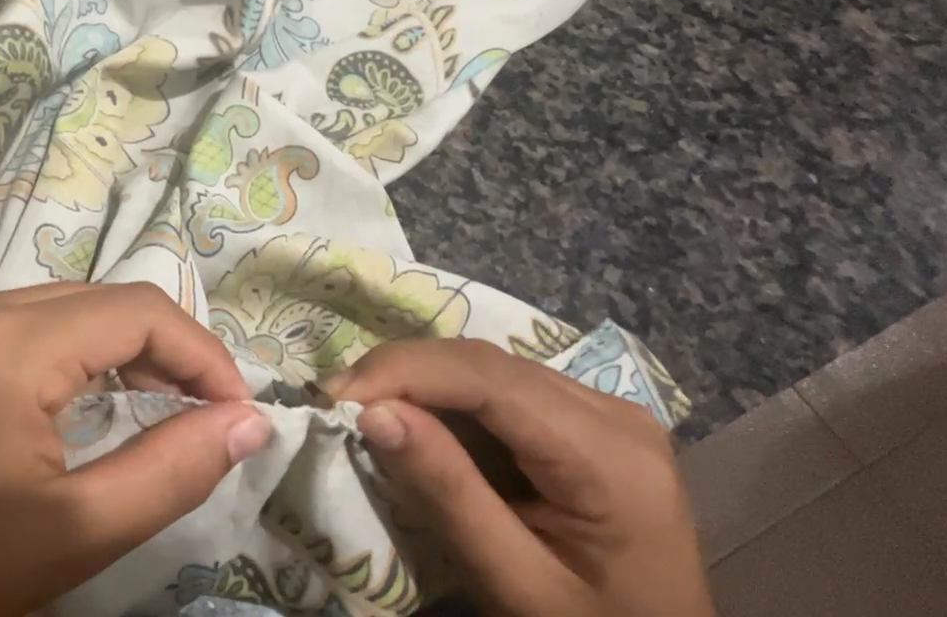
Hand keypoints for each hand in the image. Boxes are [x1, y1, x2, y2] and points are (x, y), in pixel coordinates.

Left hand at [0, 283, 273, 616]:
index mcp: (14, 338)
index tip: (239, 415)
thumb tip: (250, 422)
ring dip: (125, 348)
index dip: (203, 355)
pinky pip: (29, 324)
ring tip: (166, 407)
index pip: (138, 310)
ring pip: (68, 307)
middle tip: (211, 415)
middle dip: (168, 349)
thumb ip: (173, 469)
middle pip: (104, 300)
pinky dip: (78, 352)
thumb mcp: (76, 529)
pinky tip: (94, 398)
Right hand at [319, 339, 712, 616]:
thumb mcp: (514, 583)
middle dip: (401, 373)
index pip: (488, 377)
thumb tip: (372, 413)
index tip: (334, 397)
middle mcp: (613, 412)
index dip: (403, 371)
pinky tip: (415, 423)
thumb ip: (448, 494)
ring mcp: (603, 411)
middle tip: (336, 405)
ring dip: (418, 382)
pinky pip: (499, 388)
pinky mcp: (586, 420)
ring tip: (364, 412)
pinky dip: (445, 400)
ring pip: (486, 367)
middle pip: (485, 363)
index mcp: (609, 456)